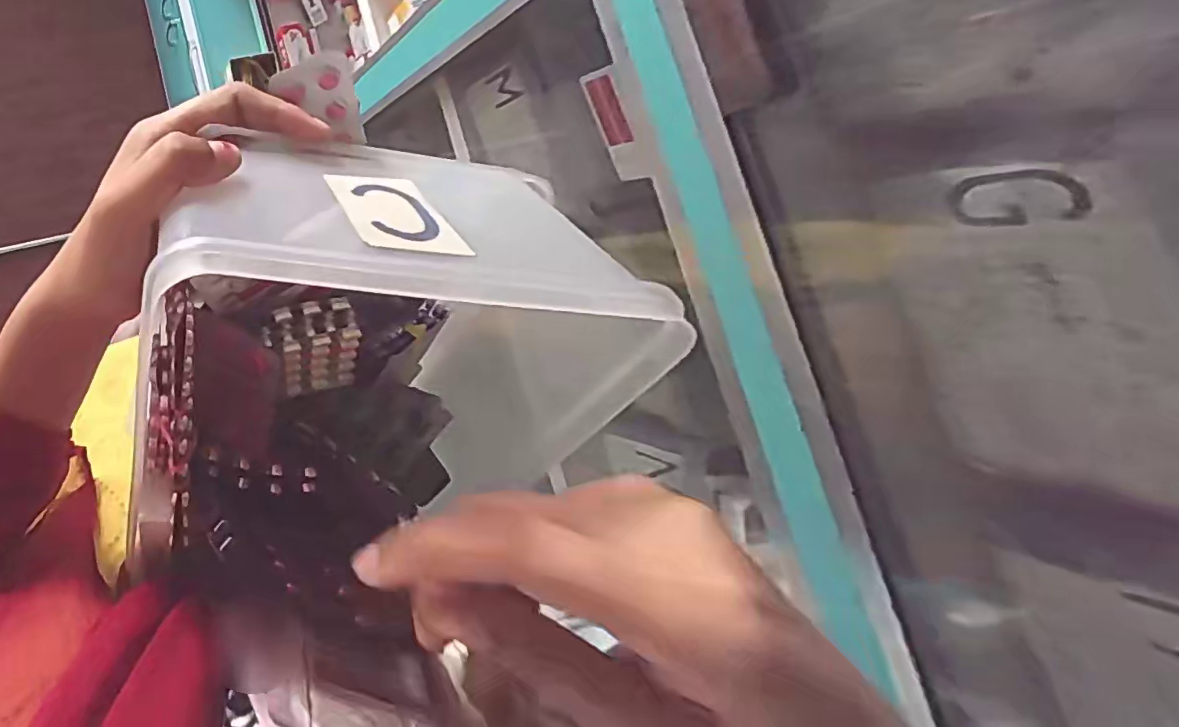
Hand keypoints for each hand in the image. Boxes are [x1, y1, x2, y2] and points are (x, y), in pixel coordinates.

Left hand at [52, 82, 329, 326]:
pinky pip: (239, 186)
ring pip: (244, 151)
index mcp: (162, 134)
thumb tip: (232, 153)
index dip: (275, 110)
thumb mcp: (127, 202)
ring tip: (318, 171)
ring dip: (281, 155)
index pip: (229, 102)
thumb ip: (171, 166)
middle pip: (241, 120)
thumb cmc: (103, 251)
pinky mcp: (197, 206)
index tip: (315, 133)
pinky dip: (267, 186)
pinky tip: (287, 204)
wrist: (89, 297)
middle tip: (329, 147)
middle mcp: (177, 147)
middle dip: (287, 126)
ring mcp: (187, 177)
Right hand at [353, 478, 900, 726]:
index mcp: (673, 590)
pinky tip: (508, 583)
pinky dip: (515, 542)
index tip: (370, 566)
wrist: (838, 724)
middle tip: (416, 613)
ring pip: (524, 508)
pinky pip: (553, 512)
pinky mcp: (647, 502)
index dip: (435, 547)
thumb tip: (440, 601)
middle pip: (513, 514)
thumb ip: (536, 657)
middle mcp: (654, 518)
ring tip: (458, 605)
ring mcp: (654, 502)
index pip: (522, 542)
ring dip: (477, 548)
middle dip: (447, 553)